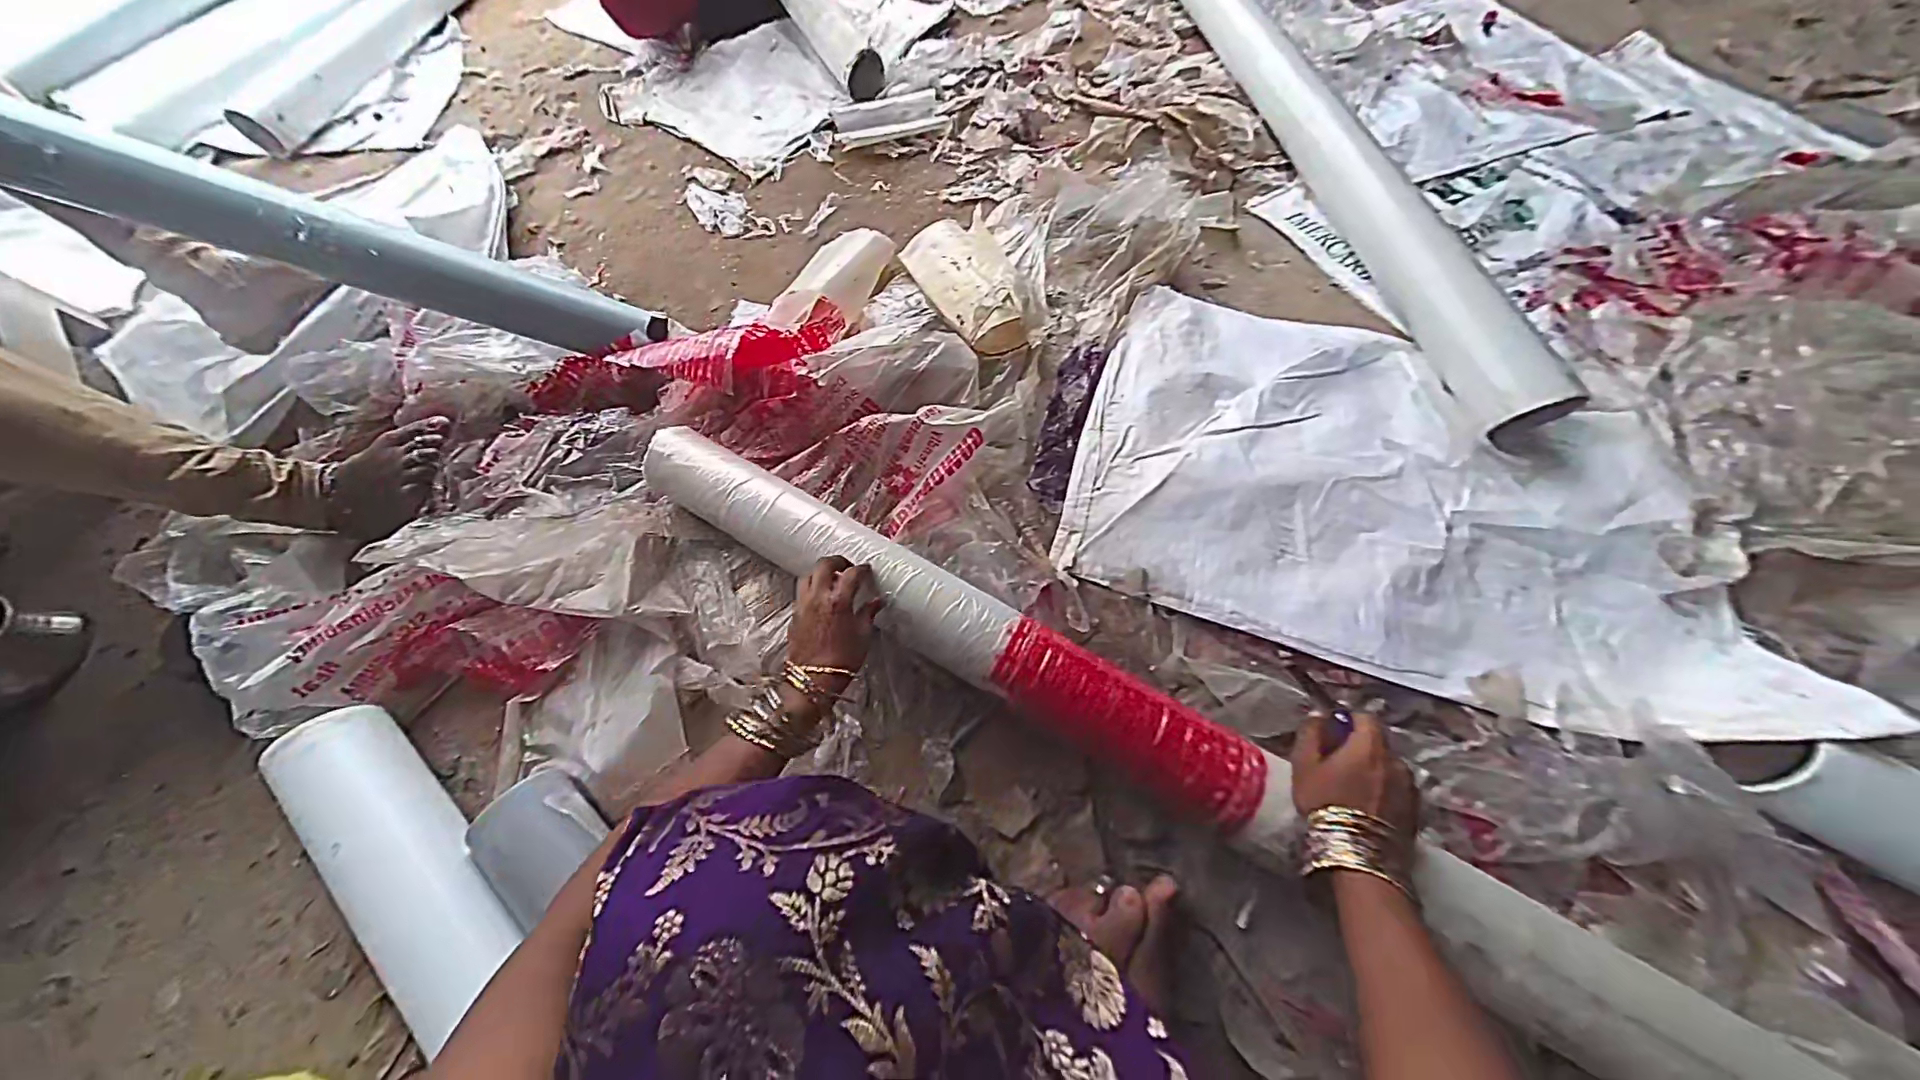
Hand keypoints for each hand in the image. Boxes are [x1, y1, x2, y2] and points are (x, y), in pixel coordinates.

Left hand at [787, 557, 884, 697]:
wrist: (813, 680)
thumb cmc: (843, 660)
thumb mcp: (863, 636)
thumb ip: (868, 614)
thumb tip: (877, 601)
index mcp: (838, 600)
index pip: (851, 574)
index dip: (861, 569)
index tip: (867, 570)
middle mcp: (817, 597)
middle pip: (824, 565)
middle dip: (837, 562)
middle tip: (848, 567)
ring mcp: (802, 604)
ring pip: (808, 576)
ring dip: (821, 573)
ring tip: (832, 580)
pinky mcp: (794, 615)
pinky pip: (802, 592)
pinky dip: (813, 588)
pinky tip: (821, 598)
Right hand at [1290, 709, 1417, 836]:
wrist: (1358, 856)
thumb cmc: (1325, 804)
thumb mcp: (1304, 766)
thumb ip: (1310, 734)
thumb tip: (1319, 717)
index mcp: (1369, 746)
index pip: (1365, 718)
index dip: (1348, 721)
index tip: (1333, 733)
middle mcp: (1396, 761)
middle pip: (1378, 744)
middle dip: (1360, 747)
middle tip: (1338, 764)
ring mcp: (1410, 787)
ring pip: (1389, 767)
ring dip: (1374, 770)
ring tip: (1354, 789)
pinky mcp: (1416, 811)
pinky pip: (1398, 788)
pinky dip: (1385, 790)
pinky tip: (1368, 806)